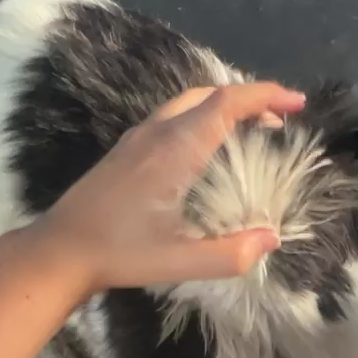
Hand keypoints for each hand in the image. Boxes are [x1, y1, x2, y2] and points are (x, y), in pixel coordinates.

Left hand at [24, 82, 306, 293]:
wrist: (60, 251)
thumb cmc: (120, 254)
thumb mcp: (180, 262)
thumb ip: (231, 254)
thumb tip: (271, 239)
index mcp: (174, 151)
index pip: (226, 104)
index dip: (265, 97)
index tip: (297, 104)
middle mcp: (156, 134)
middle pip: (210, 95)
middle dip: (251, 99)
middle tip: (282, 120)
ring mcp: (138, 139)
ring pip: (190, 103)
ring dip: (227, 107)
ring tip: (255, 130)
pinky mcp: (128, 150)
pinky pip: (175, 116)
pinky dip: (206, 118)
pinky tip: (213, 146)